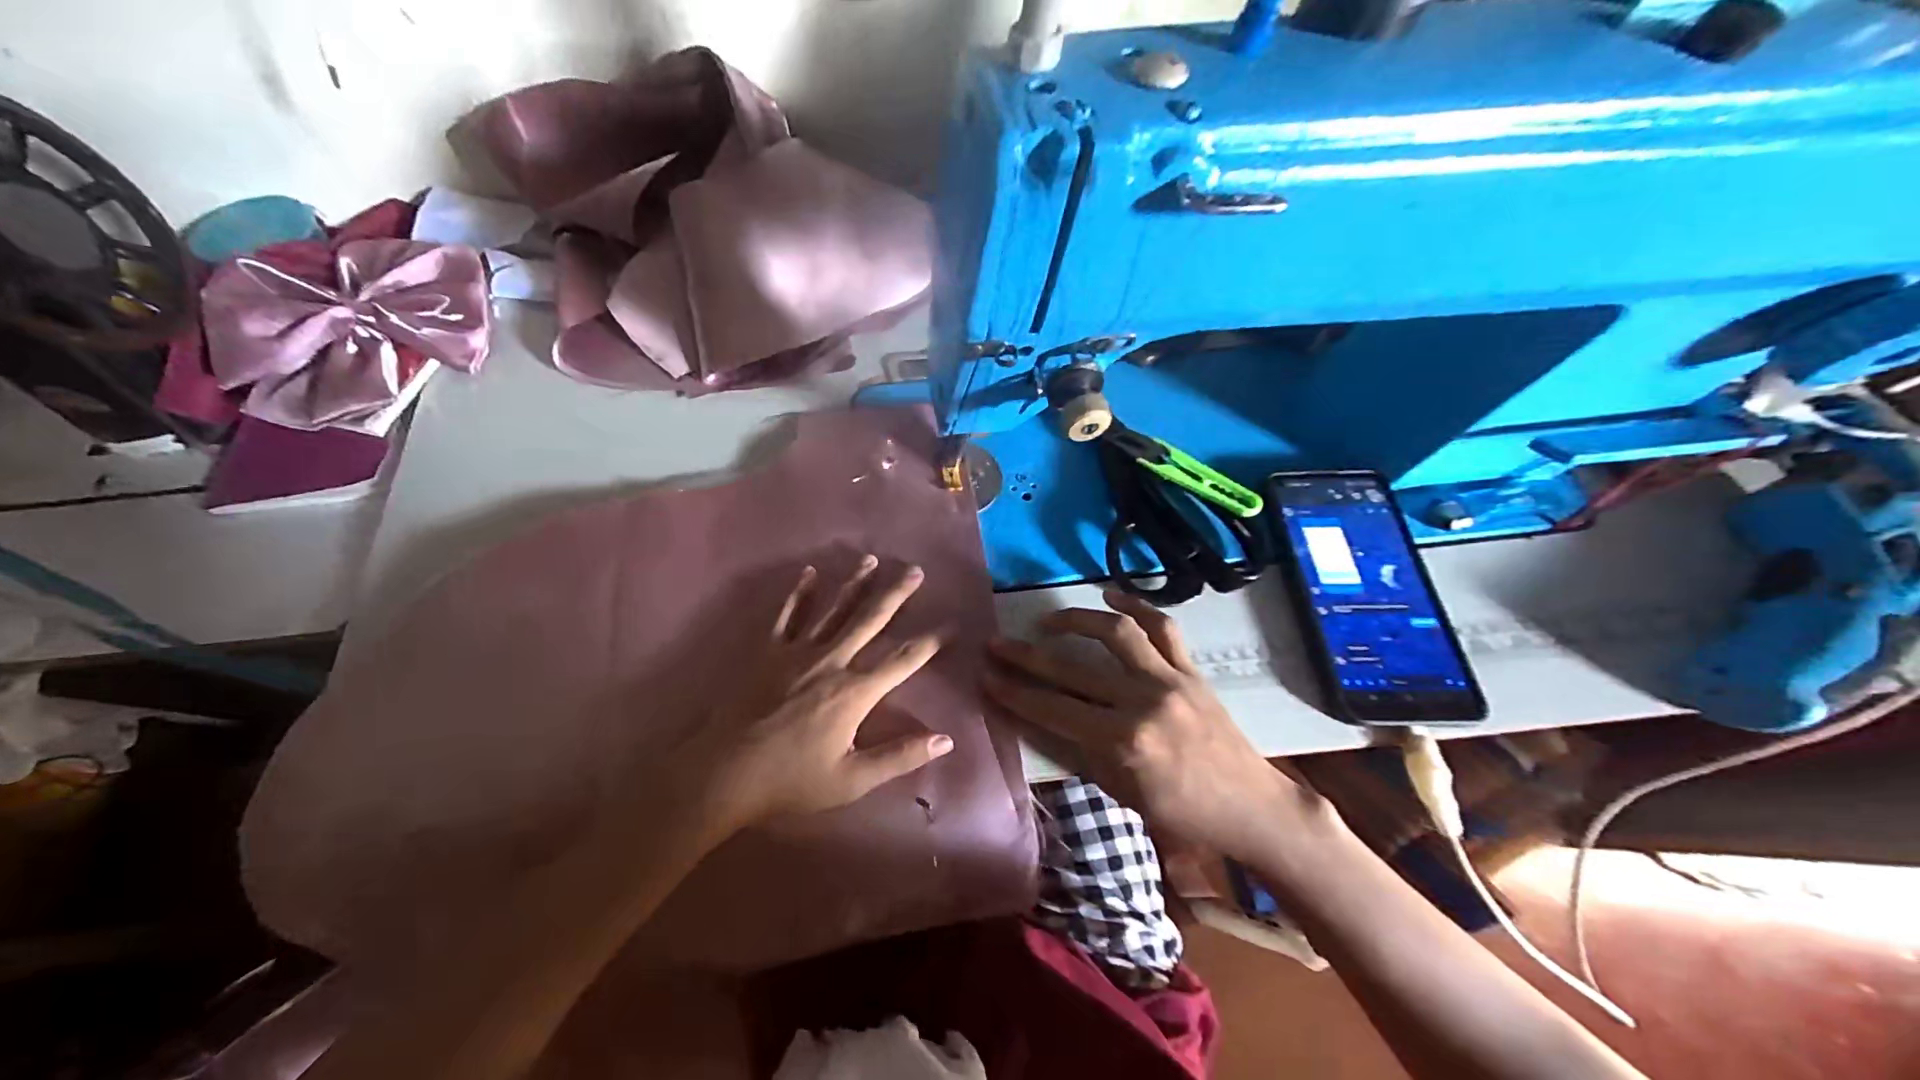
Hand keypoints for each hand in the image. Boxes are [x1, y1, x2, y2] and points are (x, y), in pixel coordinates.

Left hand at [690, 556, 953, 835]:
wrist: (726, 771)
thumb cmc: (792, 779)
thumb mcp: (853, 779)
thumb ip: (900, 757)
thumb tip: (946, 739)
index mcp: (855, 692)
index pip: (902, 661)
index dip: (930, 643)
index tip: (951, 626)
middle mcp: (832, 661)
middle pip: (870, 620)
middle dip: (895, 594)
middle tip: (914, 570)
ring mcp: (798, 652)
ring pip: (833, 609)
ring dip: (855, 583)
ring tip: (872, 560)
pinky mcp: (768, 651)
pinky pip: (787, 615)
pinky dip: (799, 593)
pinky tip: (810, 573)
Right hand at [984, 589, 1304, 857]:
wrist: (1250, 805)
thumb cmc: (1183, 812)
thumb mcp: (1122, 792)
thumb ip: (1080, 752)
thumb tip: (1040, 718)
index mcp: (1124, 741)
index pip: (1054, 709)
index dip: (1015, 693)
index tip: (986, 676)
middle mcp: (1144, 701)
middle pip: (1073, 670)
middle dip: (1027, 656)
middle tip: (997, 643)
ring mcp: (1170, 679)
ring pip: (1117, 632)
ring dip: (1077, 619)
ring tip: (1049, 620)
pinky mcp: (1191, 670)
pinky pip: (1164, 627)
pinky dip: (1137, 606)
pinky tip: (1112, 594)